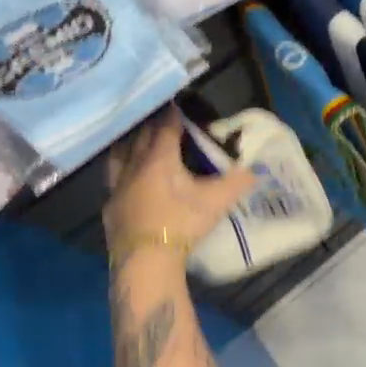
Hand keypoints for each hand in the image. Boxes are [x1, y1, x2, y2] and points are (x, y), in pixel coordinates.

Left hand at [104, 110, 256, 267]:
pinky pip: (114, 182)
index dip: (173, 116)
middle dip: (152, 127)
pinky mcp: (111, 208)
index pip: (165, 128)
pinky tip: (129, 182)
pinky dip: (122, 174)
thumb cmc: (182, 223)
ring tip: (138, 143)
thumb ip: (237, 182)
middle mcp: (135, 167)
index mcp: (160, 159)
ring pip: (119, 156)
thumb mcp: (217, 202)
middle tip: (164, 122)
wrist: (146, 261)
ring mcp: (118, 188)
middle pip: (140, 138)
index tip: (178, 105)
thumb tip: (254, 171)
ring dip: (130, 146)